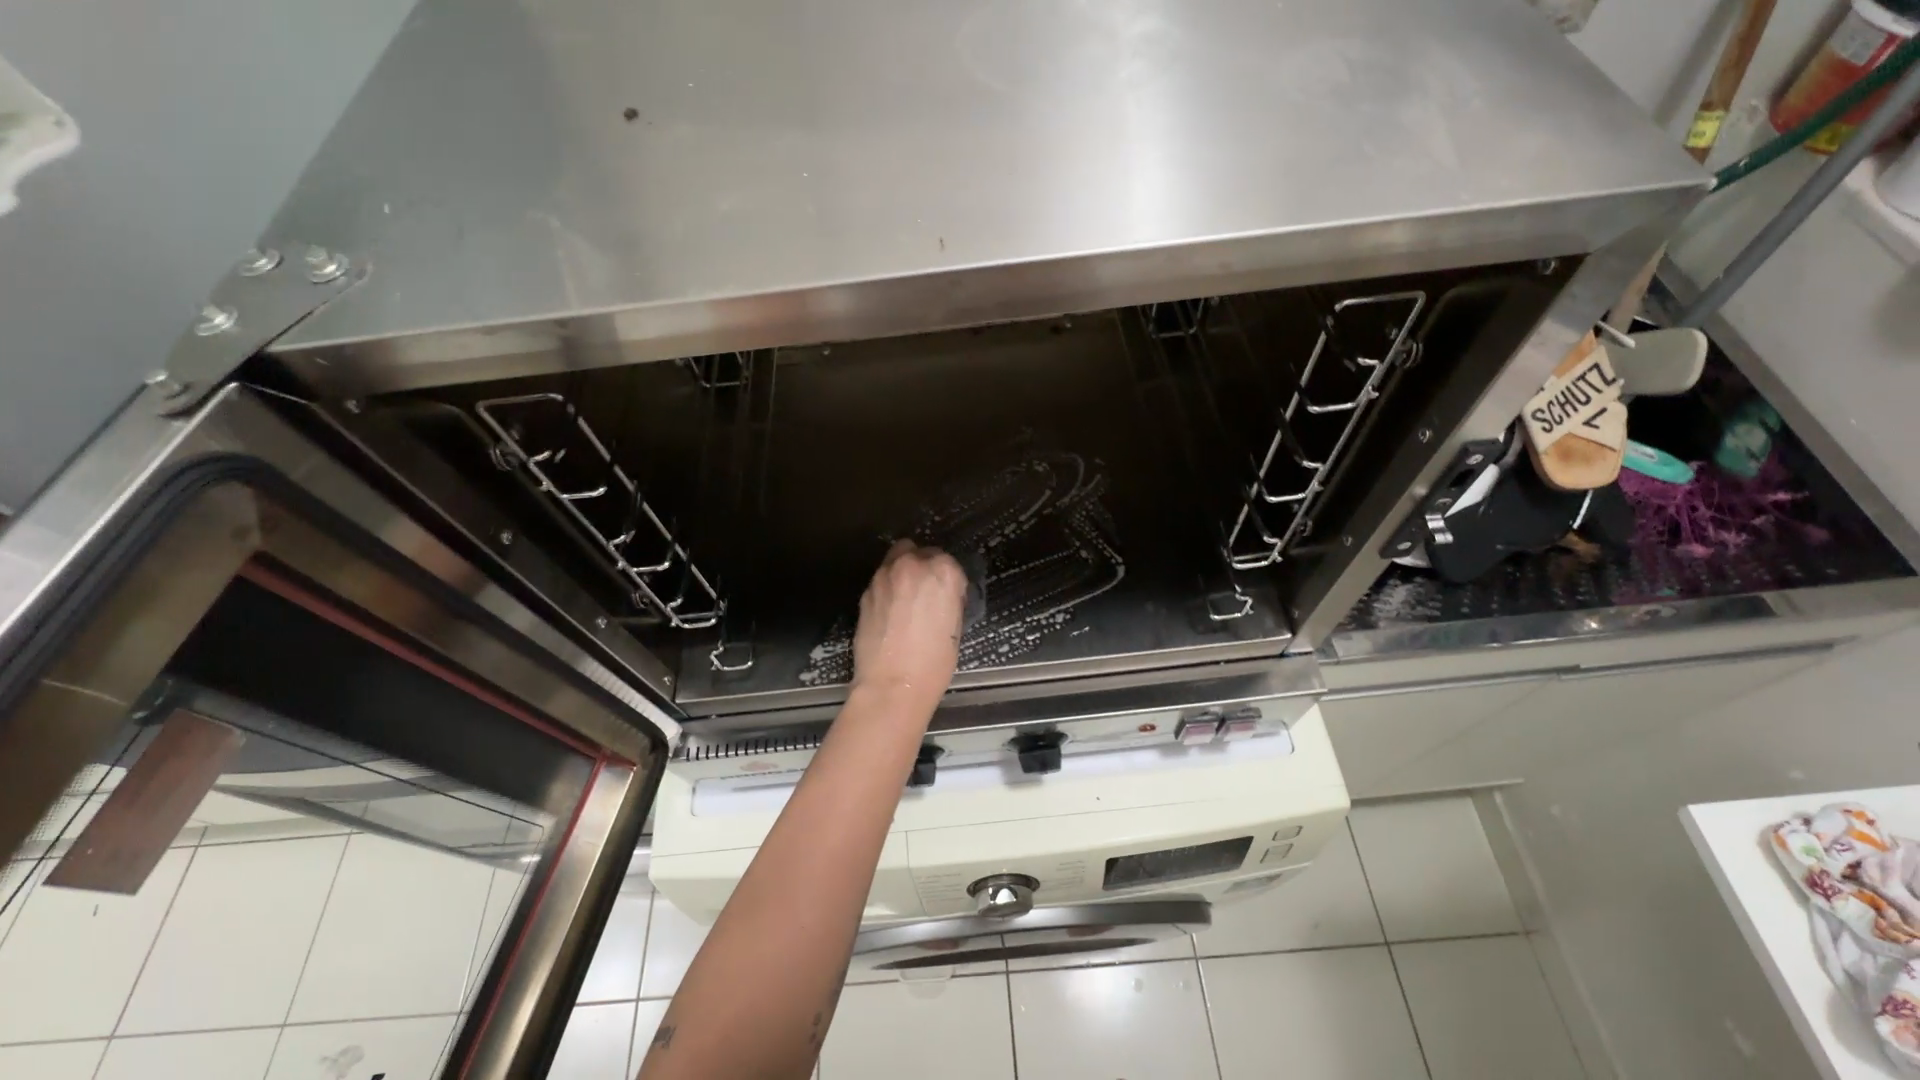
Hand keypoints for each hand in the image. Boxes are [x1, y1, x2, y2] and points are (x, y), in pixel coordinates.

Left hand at [850, 540, 966, 710]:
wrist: (892, 685)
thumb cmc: (934, 663)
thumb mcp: (955, 627)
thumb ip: (948, 599)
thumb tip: (942, 595)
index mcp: (942, 572)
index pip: (950, 563)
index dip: (950, 581)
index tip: (950, 598)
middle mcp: (912, 565)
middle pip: (920, 552)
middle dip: (924, 566)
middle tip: (926, 594)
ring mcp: (884, 576)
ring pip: (896, 560)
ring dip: (903, 572)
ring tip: (906, 601)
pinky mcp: (866, 592)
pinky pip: (881, 580)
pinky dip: (888, 588)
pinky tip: (891, 613)